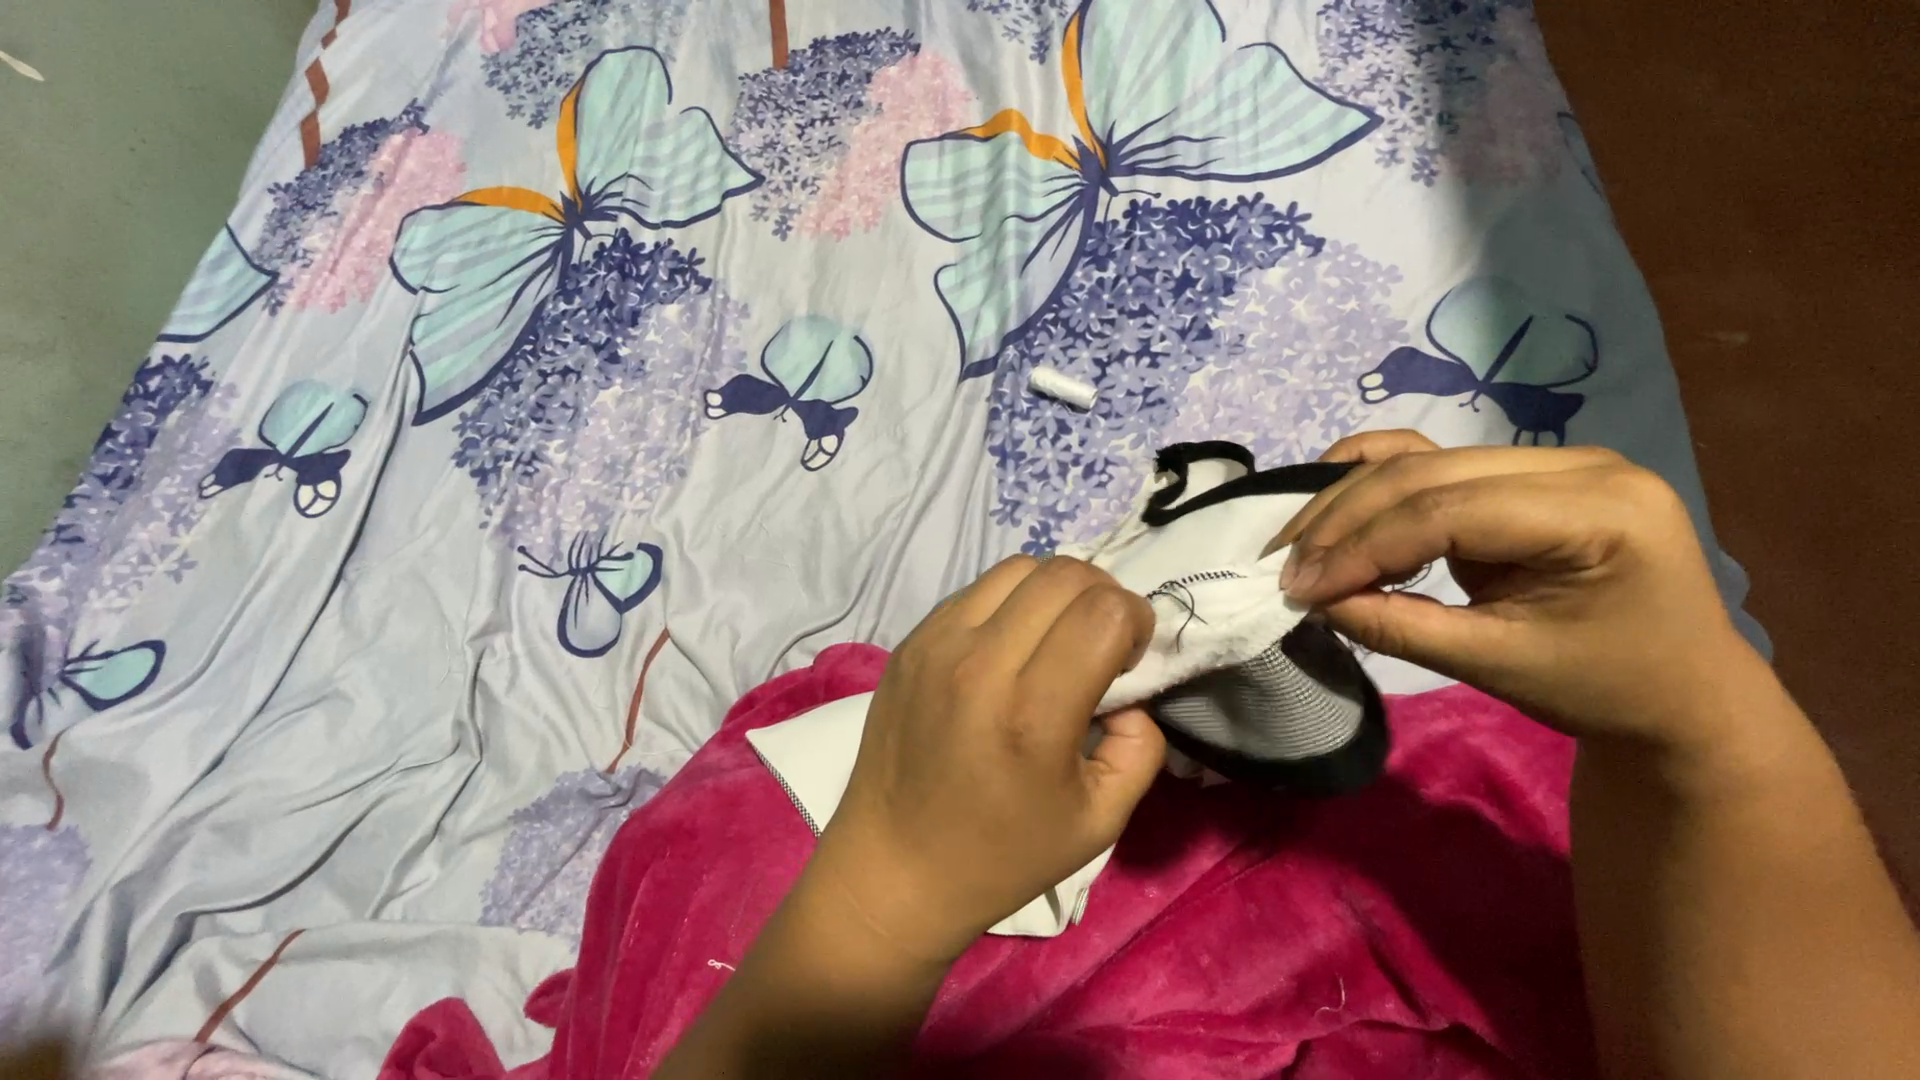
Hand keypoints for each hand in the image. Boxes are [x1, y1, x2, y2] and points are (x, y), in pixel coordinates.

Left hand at [811, 556, 1165, 962]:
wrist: (894, 866)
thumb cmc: (1002, 856)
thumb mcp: (1099, 821)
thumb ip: (1139, 747)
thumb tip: (1130, 692)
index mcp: (1032, 714)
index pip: (1104, 610)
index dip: (1135, 623)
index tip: (1128, 661)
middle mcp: (980, 663)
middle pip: (1065, 574)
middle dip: (1104, 596)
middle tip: (1100, 644)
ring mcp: (936, 644)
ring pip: (1019, 567)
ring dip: (1055, 591)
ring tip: (1055, 637)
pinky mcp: (911, 642)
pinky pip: (976, 590)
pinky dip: (1010, 603)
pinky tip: (1008, 648)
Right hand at [1273, 431, 1755, 750]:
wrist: (1682, 693)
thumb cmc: (1604, 686)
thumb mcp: (1497, 664)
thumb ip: (1399, 625)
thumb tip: (1312, 598)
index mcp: (1598, 511)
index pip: (1447, 512)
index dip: (1362, 547)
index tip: (1300, 589)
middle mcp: (1576, 463)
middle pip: (1426, 474)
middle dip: (1343, 521)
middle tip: (1286, 567)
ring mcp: (1549, 460)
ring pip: (1420, 461)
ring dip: (1349, 500)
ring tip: (1298, 543)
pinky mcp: (1522, 473)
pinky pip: (1434, 459)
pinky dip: (1376, 476)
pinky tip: (1333, 492)